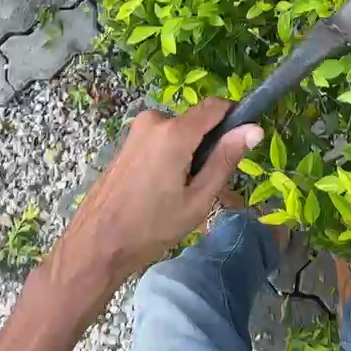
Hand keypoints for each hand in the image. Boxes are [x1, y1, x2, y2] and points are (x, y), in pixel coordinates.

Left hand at [48, 98, 262, 285]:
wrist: (96, 245)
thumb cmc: (151, 226)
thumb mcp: (198, 199)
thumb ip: (226, 160)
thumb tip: (255, 129)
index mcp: (174, 131)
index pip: (215, 106)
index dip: (234, 118)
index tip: (240, 144)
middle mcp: (154, 120)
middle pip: (196, 121)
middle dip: (207, 144)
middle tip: (205, 185)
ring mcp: (137, 130)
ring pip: (178, 132)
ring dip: (187, 152)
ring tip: (180, 192)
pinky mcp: (127, 142)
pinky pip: (160, 139)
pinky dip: (169, 156)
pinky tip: (160, 189)